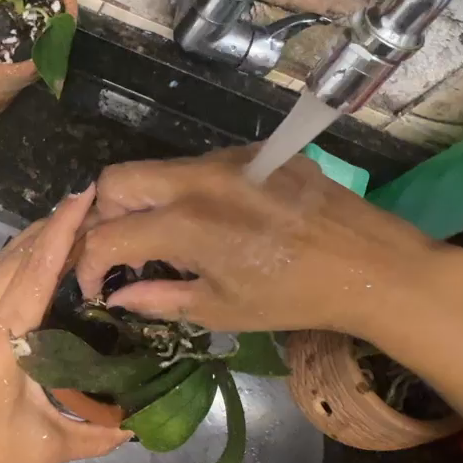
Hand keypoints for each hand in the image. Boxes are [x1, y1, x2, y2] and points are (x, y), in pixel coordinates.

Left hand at [0, 187, 131, 462]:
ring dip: (23, 248)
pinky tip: (14, 273)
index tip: (82, 197)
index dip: (62, 230)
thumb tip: (139, 428)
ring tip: (55, 232)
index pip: (36, 270)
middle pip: (15, 258)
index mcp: (0, 338)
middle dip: (49, 229)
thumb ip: (97, 435)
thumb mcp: (45, 445)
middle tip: (82, 208)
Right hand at [73, 145, 457, 338]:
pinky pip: (198, 166)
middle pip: (115, 180)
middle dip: (103, 217)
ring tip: (165, 240)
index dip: (89, 264)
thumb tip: (117, 296)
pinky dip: (186, 193)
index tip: (96, 285)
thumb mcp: (220, 310)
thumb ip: (157, 299)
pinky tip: (213, 221)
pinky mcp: (252, 152)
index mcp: (185, 225)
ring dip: (144, 203)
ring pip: (156, 170)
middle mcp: (196, 180)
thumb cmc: (294, 298)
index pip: (106, 235)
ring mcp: (226, 159)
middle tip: (120, 251)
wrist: (372, 266)